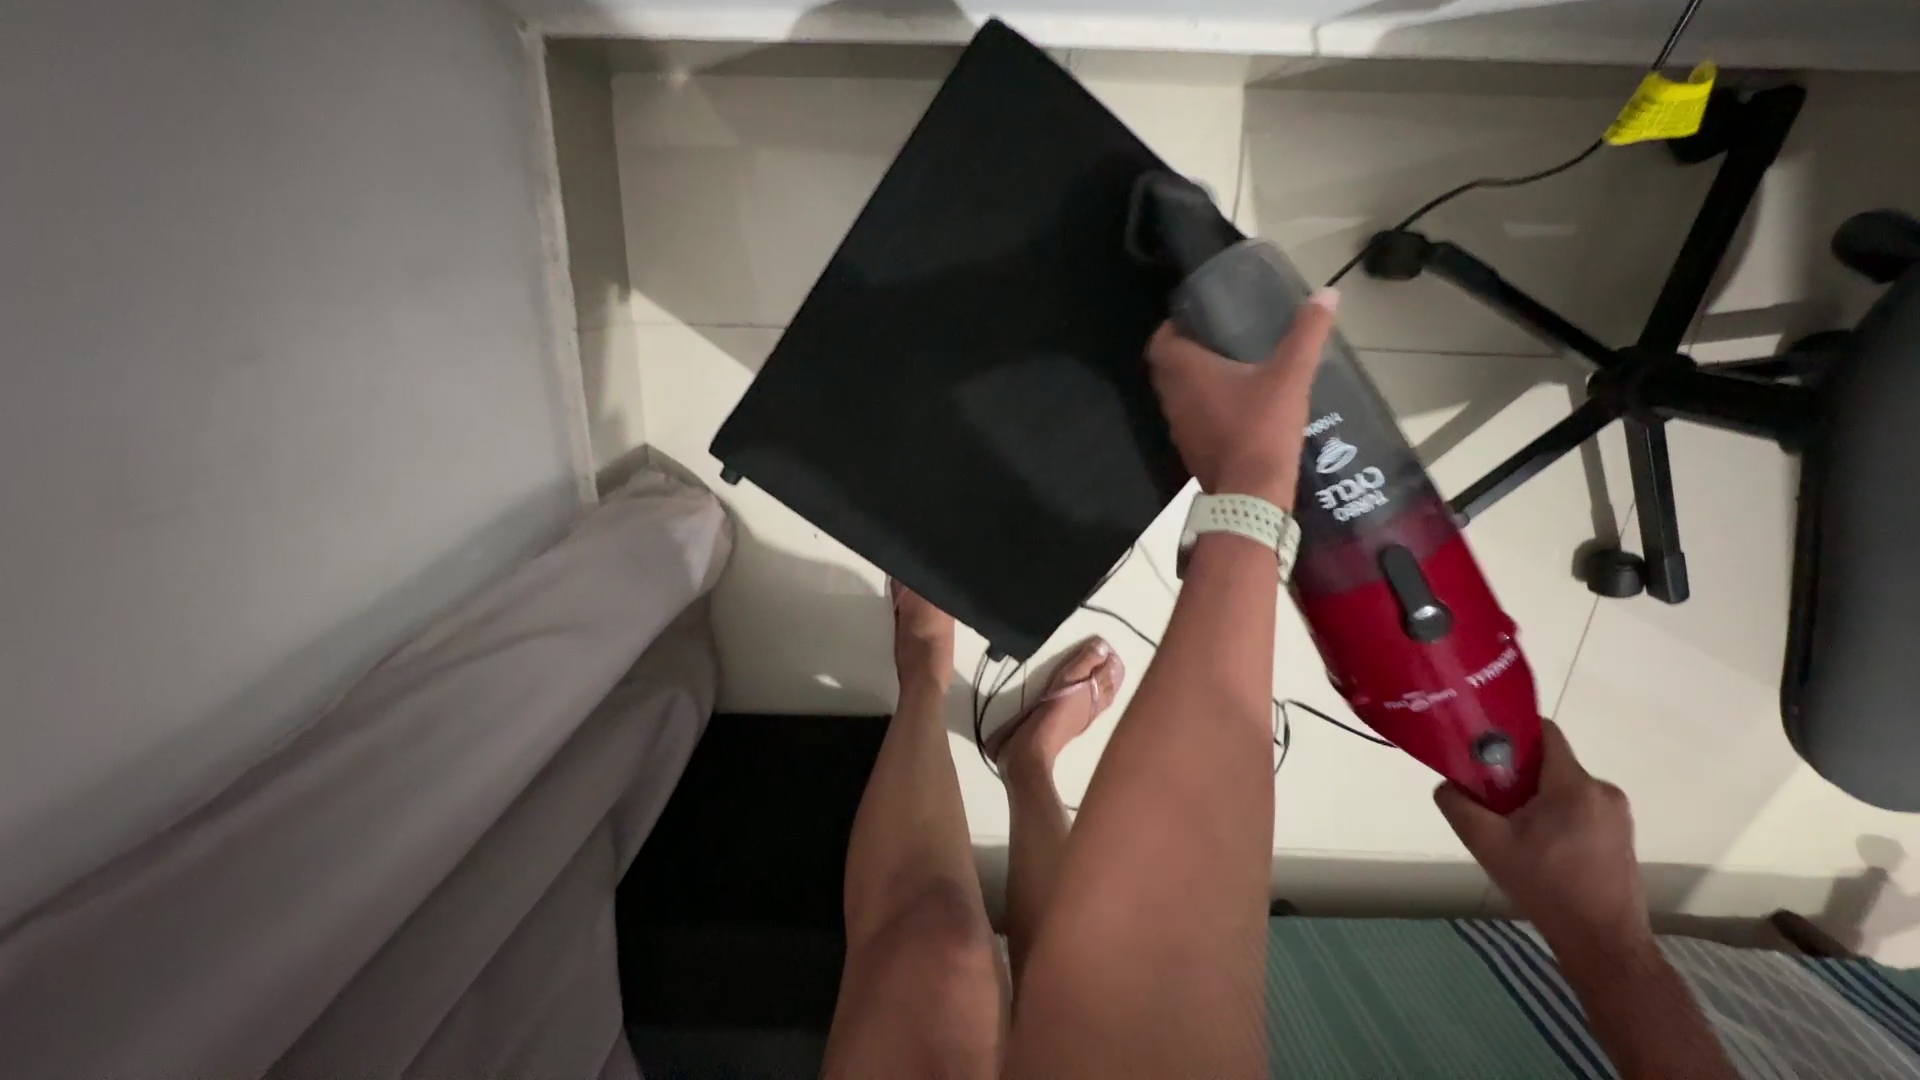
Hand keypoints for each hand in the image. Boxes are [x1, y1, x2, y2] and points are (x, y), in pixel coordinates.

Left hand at [1145, 289, 1337, 509]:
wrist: (1249, 494)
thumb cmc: (1262, 428)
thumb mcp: (1290, 376)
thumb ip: (1306, 333)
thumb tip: (1327, 292)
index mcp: (1185, 373)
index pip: (1161, 341)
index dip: (1174, 326)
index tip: (1199, 318)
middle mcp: (1172, 398)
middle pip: (1168, 367)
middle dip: (1188, 351)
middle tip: (1219, 338)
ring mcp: (1178, 427)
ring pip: (1178, 394)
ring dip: (1196, 381)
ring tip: (1230, 367)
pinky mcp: (1190, 449)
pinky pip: (1190, 418)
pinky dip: (1205, 408)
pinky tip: (1234, 405)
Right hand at [1436, 720, 1649, 951]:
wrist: (1602, 941)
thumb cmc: (1545, 886)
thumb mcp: (1484, 842)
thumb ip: (1455, 802)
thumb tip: (1449, 784)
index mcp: (1574, 785)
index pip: (1543, 731)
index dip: (1509, 731)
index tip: (1482, 749)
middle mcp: (1602, 791)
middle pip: (1548, 762)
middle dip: (1515, 772)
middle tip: (1488, 796)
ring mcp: (1617, 815)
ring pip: (1561, 787)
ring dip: (1533, 797)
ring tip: (1511, 827)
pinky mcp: (1620, 835)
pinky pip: (1578, 807)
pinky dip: (1553, 814)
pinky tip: (1537, 844)